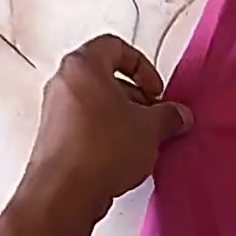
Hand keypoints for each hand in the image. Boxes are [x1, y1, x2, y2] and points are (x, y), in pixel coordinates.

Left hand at [19, 35, 192, 222]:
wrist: (68, 188)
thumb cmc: (103, 148)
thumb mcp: (150, 128)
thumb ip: (169, 116)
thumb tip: (179, 115)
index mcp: (84, 65)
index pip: (116, 47)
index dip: (144, 68)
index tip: (157, 92)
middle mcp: (64, 81)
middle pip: (106, 76)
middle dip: (136, 96)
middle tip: (155, 117)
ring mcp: (56, 108)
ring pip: (97, 102)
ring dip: (124, 117)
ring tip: (143, 141)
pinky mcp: (56, 135)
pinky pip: (88, 124)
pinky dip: (109, 133)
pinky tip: (125, 156)